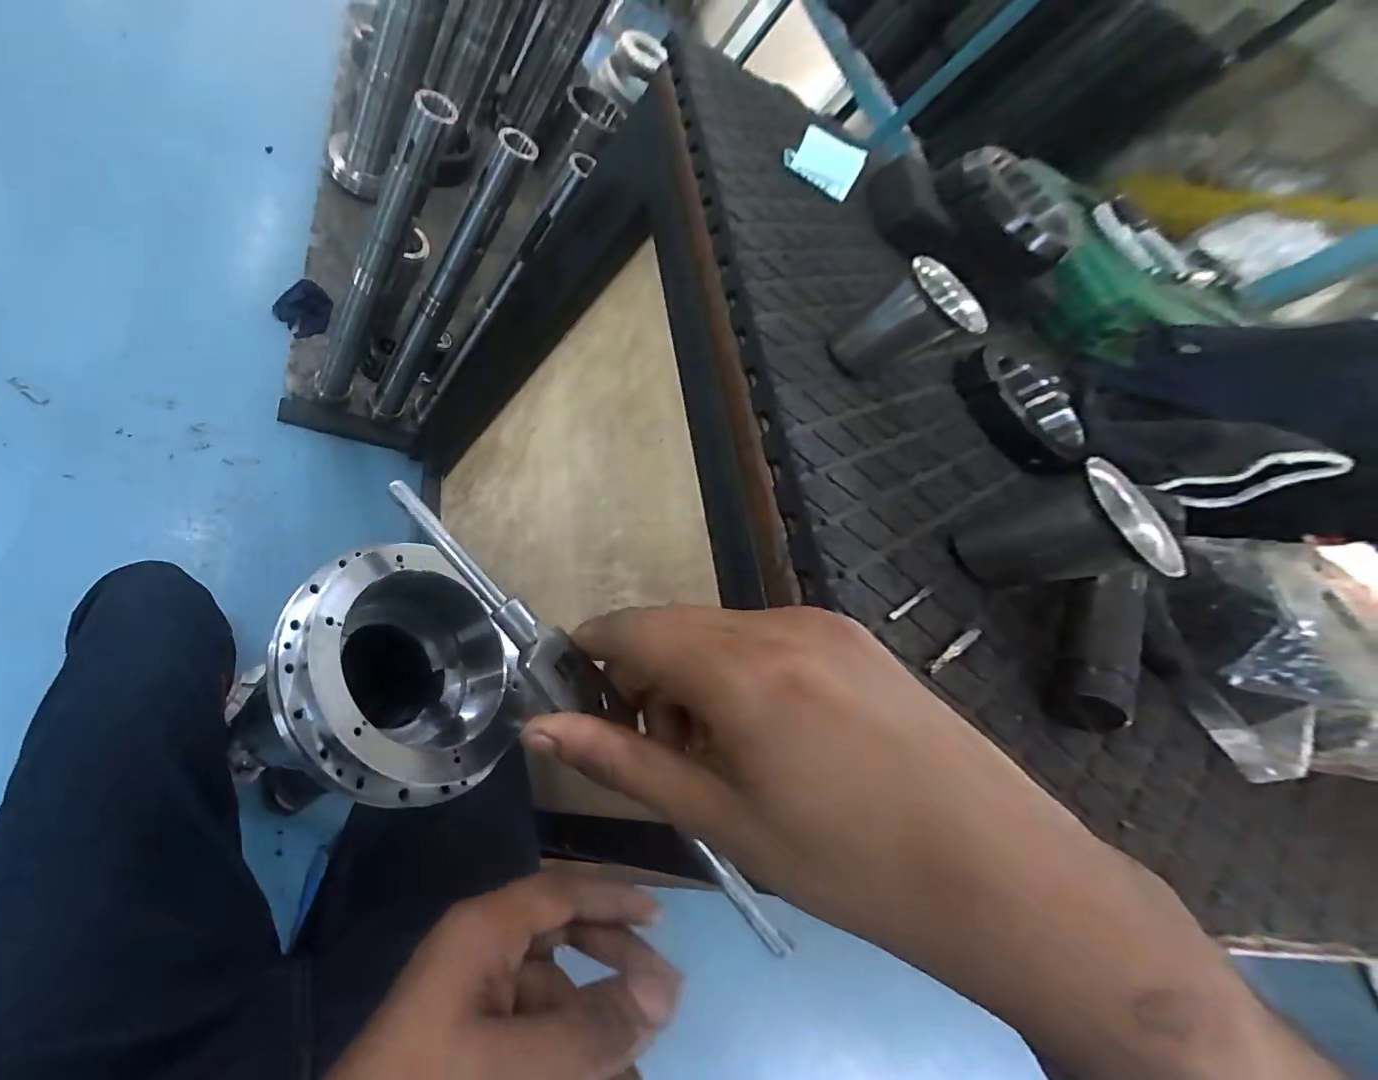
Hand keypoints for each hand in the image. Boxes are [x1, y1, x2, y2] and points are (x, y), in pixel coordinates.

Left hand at [325, 872, 679, 1079]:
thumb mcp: (518, 1064)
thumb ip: (590, 1029)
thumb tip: (662, 991)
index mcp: (483, 929)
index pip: (557, 891)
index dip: (610, 896)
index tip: (661, 916)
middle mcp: (479, 944)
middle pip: (559, 929)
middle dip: (612, 957)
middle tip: (665, 1000)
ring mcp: (475, 986)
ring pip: (554, 984)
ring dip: (596, 1015)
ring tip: (637, 1059)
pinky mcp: (474, 1025)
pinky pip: (535, 1022)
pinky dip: (570, 1044)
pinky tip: (601, 1071)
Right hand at [522, 605, 1340, 1079]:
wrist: (1019, 885)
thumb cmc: (850, 865)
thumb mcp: (720, 820)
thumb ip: (620, 762)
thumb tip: (536, 727)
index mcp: (743, 669)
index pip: (627, 628)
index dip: (587, 654)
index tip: (577, 699)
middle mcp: (780, 624)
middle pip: (667, 624)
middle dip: (638, 672)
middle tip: (652, 745)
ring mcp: (824, 624)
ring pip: (712, 628)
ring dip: (685, 671)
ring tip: (713, 748)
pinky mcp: (853, 637)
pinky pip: (760, 634)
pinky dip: (731, 667)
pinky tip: (763, 730)